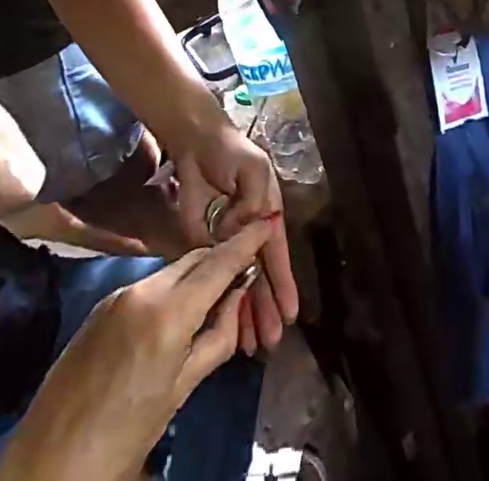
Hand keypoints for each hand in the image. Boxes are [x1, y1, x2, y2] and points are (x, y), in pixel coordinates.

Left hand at [0, 222, 267, 480]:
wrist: (50, 460)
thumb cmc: (127, 433)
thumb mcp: (184, 386)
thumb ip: (219, 334)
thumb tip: (239, 295)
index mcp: (168, 312)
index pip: (219, 262)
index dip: (247, 240)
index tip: (268, 221)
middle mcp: (143, 290)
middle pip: (196, 259)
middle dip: (224, 259)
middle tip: (249, 273)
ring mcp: (118, 295)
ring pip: (173, 270)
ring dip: (199, 276)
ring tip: (217, 300)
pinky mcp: (102, 306)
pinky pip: (151, 285)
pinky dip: (174, 289)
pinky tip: (181, 313)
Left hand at [173, 123, 296, 352]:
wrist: (196, 143)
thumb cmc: (231, 153)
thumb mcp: (254, 171)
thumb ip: (254, 201)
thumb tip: (246, 236)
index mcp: (265, 218)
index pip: (274, 257)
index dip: (282, 285)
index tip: (291, 314)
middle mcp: (247, 235)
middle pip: (257, 277)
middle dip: (265, 309)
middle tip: (270, 342)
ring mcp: (221, 242)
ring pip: (233, 284)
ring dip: (242, 312)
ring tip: (250, 345)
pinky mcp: (196, 244)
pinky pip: (207, 277)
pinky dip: (214, 297)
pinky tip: (219, 320)